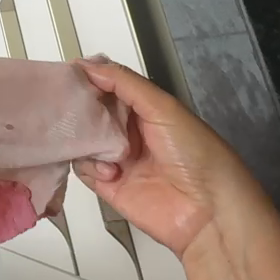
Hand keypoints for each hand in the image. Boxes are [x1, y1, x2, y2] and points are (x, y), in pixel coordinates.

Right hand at [73, 58, 263, 256]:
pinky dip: (88, 165)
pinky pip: (82, 167)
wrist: (211, 215)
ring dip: (82, 137)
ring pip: (81, 136)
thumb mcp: (164, 108)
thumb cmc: (198, 156)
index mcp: (144, 107)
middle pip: (89, 109)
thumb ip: (124, 82)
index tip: (68, 74)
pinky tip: (110, 170)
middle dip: (78, 106)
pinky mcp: (108, 184)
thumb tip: (86, 64)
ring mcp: (117, 157)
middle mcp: (128, 130)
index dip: (87, 77)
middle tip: (68, 105)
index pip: (106, 84)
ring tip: (94, 142)